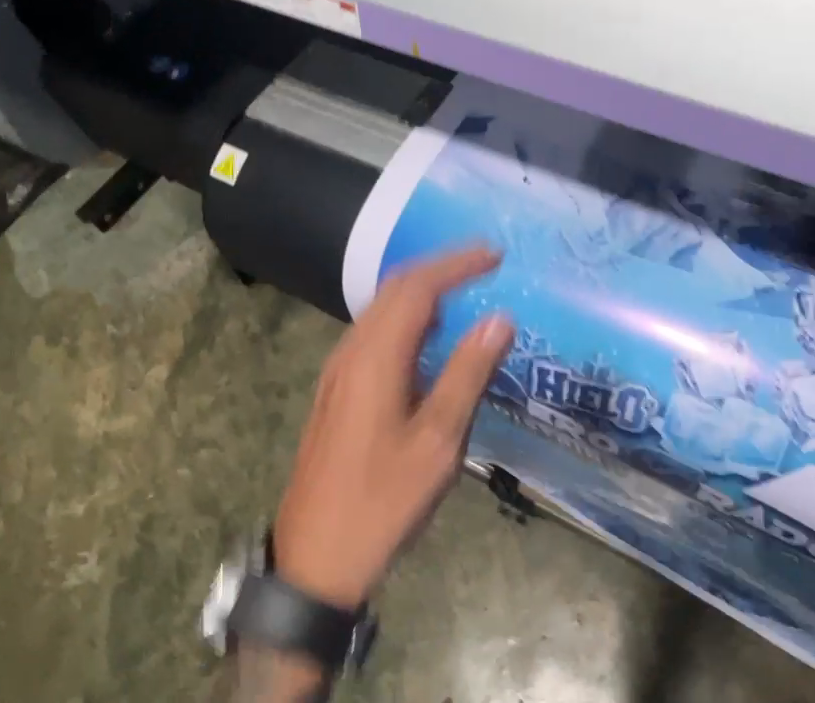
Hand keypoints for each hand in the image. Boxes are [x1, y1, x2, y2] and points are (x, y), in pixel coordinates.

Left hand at [272, 245, 513, 609]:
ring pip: (381, 311)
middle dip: (440, 269)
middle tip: (484, 265)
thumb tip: (499, 318)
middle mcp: (351, 353)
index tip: (495, 256)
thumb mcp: (438, 441)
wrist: (315, 558)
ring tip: (464, 294)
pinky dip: (406, 320)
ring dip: (421, 293)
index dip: (456, 265)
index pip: (417, 287)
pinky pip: (374, 335)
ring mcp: (337, 373)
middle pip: (394, 290)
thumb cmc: (383, 500)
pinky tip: (429, 342)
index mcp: (375, 357)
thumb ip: (467, 374)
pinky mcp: (336, 393)